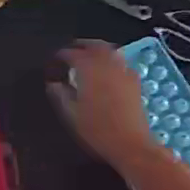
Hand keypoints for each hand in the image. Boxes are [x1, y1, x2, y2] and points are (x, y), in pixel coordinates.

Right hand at [48, 40, 159, 168]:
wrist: (131, 144)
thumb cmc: (97, 130)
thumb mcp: (72, 115)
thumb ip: (61, 95)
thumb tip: (53, 84)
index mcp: (89, 69)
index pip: (73, 54)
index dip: (63, 55)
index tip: (56, 59)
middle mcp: (108, 65)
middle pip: (95, 46)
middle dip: (83, 45)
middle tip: (73, 50)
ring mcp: (124, 72)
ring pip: (111, 51)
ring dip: (99, 50)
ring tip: (90, 57)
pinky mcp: (136, 82)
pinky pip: (123, 64)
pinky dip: (114, 61)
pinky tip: (110, 71)